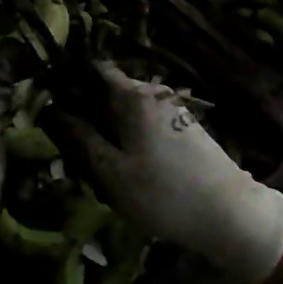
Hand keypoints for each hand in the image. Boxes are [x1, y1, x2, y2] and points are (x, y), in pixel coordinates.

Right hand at [61, 62, 282, 283]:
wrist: (231, 215)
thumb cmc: (164, 193)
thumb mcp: (112, 172)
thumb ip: (82, 139)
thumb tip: (55, 111)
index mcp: (131, 95)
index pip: (93, 68)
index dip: (69, 79)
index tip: (50, 99)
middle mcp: (151, 91)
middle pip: (108, 88)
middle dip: (86, 106)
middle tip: (69, 140)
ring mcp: (170, 107)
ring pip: (124, 106)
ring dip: (107, 123)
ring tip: (94, 156)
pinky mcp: (181, 124)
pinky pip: (142, 119)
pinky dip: (127, 132)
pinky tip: (123, 160)